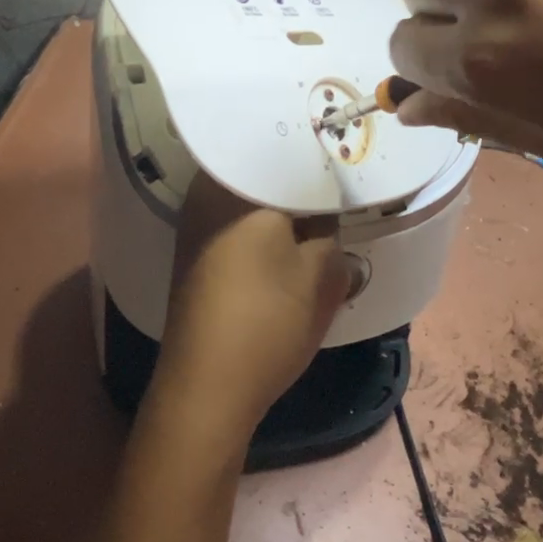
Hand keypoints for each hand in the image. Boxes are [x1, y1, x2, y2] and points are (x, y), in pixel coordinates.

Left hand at [154, 174, 349, 434]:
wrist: (205, 388)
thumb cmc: (266, 322)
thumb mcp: (320, 276)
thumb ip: (332, 235)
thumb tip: (328, 218)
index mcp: (235, 187)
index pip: (283, 153)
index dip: (320, 158)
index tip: (348, 162)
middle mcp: (206, 195)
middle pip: (261, 175)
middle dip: (300, 183)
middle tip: (338, 187)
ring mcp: (194, 226)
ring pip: (247, 200)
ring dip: (281, 208)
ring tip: (320, 215)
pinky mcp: (193, 256)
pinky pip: (234, 225)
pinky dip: (262, 229)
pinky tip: (288, 245)